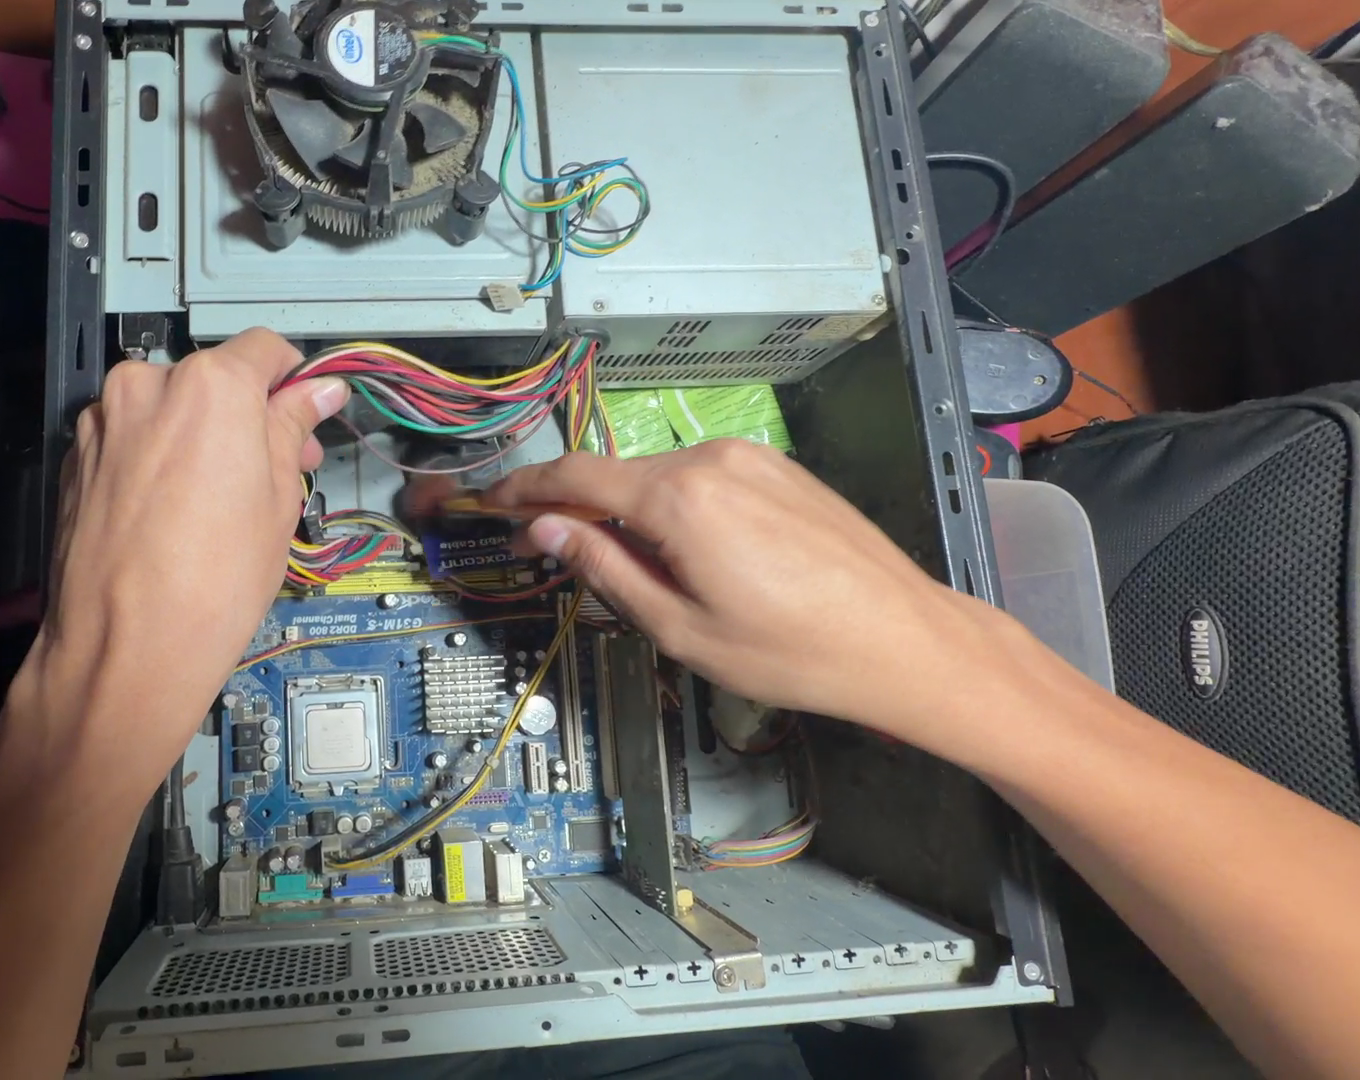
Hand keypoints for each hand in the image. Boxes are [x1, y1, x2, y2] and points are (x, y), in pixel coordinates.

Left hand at [15, 328, 345, 779]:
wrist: (126, 648)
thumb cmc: (221, 577)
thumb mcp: (279, 500)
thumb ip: (292, 429)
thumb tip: (319, 391)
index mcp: (211, 386)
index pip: (263, 349)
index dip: (293, 381)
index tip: (303, 417)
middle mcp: (147, 384)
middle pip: (212, 380)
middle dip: (246, 415)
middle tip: (273, 469)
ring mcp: (100, 419)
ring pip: (168, 409)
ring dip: (199, 435)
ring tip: (217, 498)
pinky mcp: (72, 456)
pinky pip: (130, 437)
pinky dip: (157, 456)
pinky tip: (170, 512)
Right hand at [482, 440, 1001, 737]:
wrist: (905, 640)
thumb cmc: (786, 651)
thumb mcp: (677, 626)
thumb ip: (603, 566)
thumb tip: (544, 528)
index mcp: (678, 498)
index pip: (572, 477)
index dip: (521, 488)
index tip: (489, 502)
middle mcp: (708, 459)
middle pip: (611, 474)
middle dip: (569, 506)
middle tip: (545, 547)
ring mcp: (747, 457)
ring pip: (653, 476)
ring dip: (619, 508)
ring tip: (620, 559)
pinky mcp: (774, 467)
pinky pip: (695, 476)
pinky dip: (664, 503)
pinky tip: (677, 545)